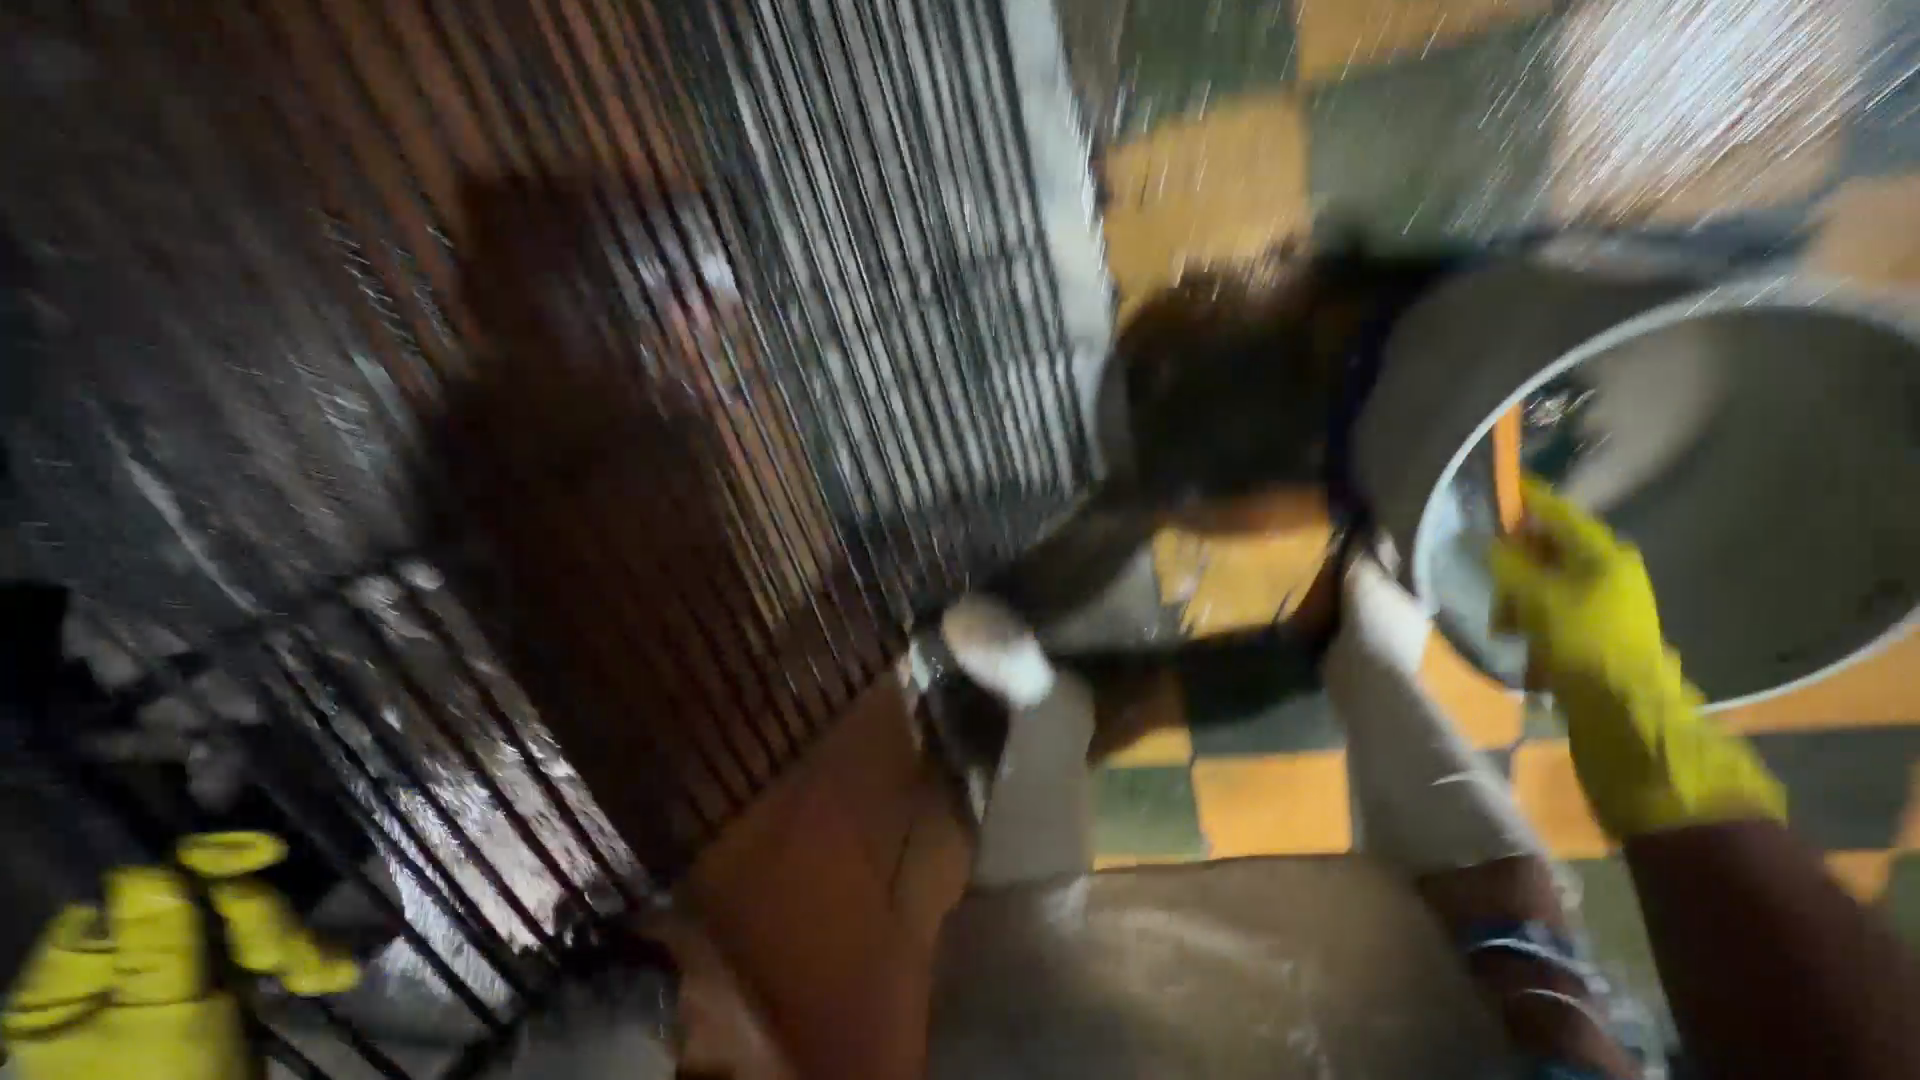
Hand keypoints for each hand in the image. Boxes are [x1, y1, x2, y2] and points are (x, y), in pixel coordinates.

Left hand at [3, 832, 357, 1079]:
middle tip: (281, 955)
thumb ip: (159, 943)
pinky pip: (271, 960)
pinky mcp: (227, 1002)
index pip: (136, 892)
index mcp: (79, 979)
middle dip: (261, 921)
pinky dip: (307, 963)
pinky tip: (332, 976)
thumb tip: (152, 867)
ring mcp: (181, 987)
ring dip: (292, 943)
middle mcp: (126, 974)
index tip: (268, 854)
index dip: (202, 863)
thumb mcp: (159, 1019)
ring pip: (248, 928)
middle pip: (206, 905)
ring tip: (316, 975)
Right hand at [1489, 478, 1784, 838]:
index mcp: (1603, 555)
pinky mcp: (1600, 634)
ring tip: (1508, 632)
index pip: (1557, 512)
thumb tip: (1487, 539)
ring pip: (1546, 585)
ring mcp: (1608, 605)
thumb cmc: (1582, 644)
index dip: (1526, 499)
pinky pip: (1554, 614)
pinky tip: (1529, 650)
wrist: (1626, 714)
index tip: (1498, 485)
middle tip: (1493, 589)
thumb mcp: (1535, 599)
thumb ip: (1507, 564)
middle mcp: (1610, 572)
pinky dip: (1535, 624)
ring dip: (1519, 601)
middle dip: (1514, 567)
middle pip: (1548, 551)